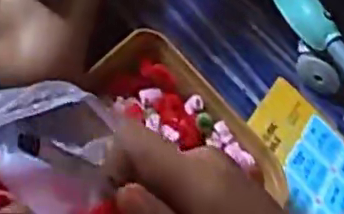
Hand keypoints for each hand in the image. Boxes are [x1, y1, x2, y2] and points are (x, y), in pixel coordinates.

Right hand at [105, 115, 278, 213]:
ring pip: (172, 178)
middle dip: (135, 191)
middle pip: (148, 160)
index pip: (130, 137)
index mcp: (196, 168)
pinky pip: (196, 189)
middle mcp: (208, 158)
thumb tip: (120, 190)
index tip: (103, 201)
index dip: (109, 166)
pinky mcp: (240, 191)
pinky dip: (183, 206)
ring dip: (161, 202)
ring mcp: (227, 173)